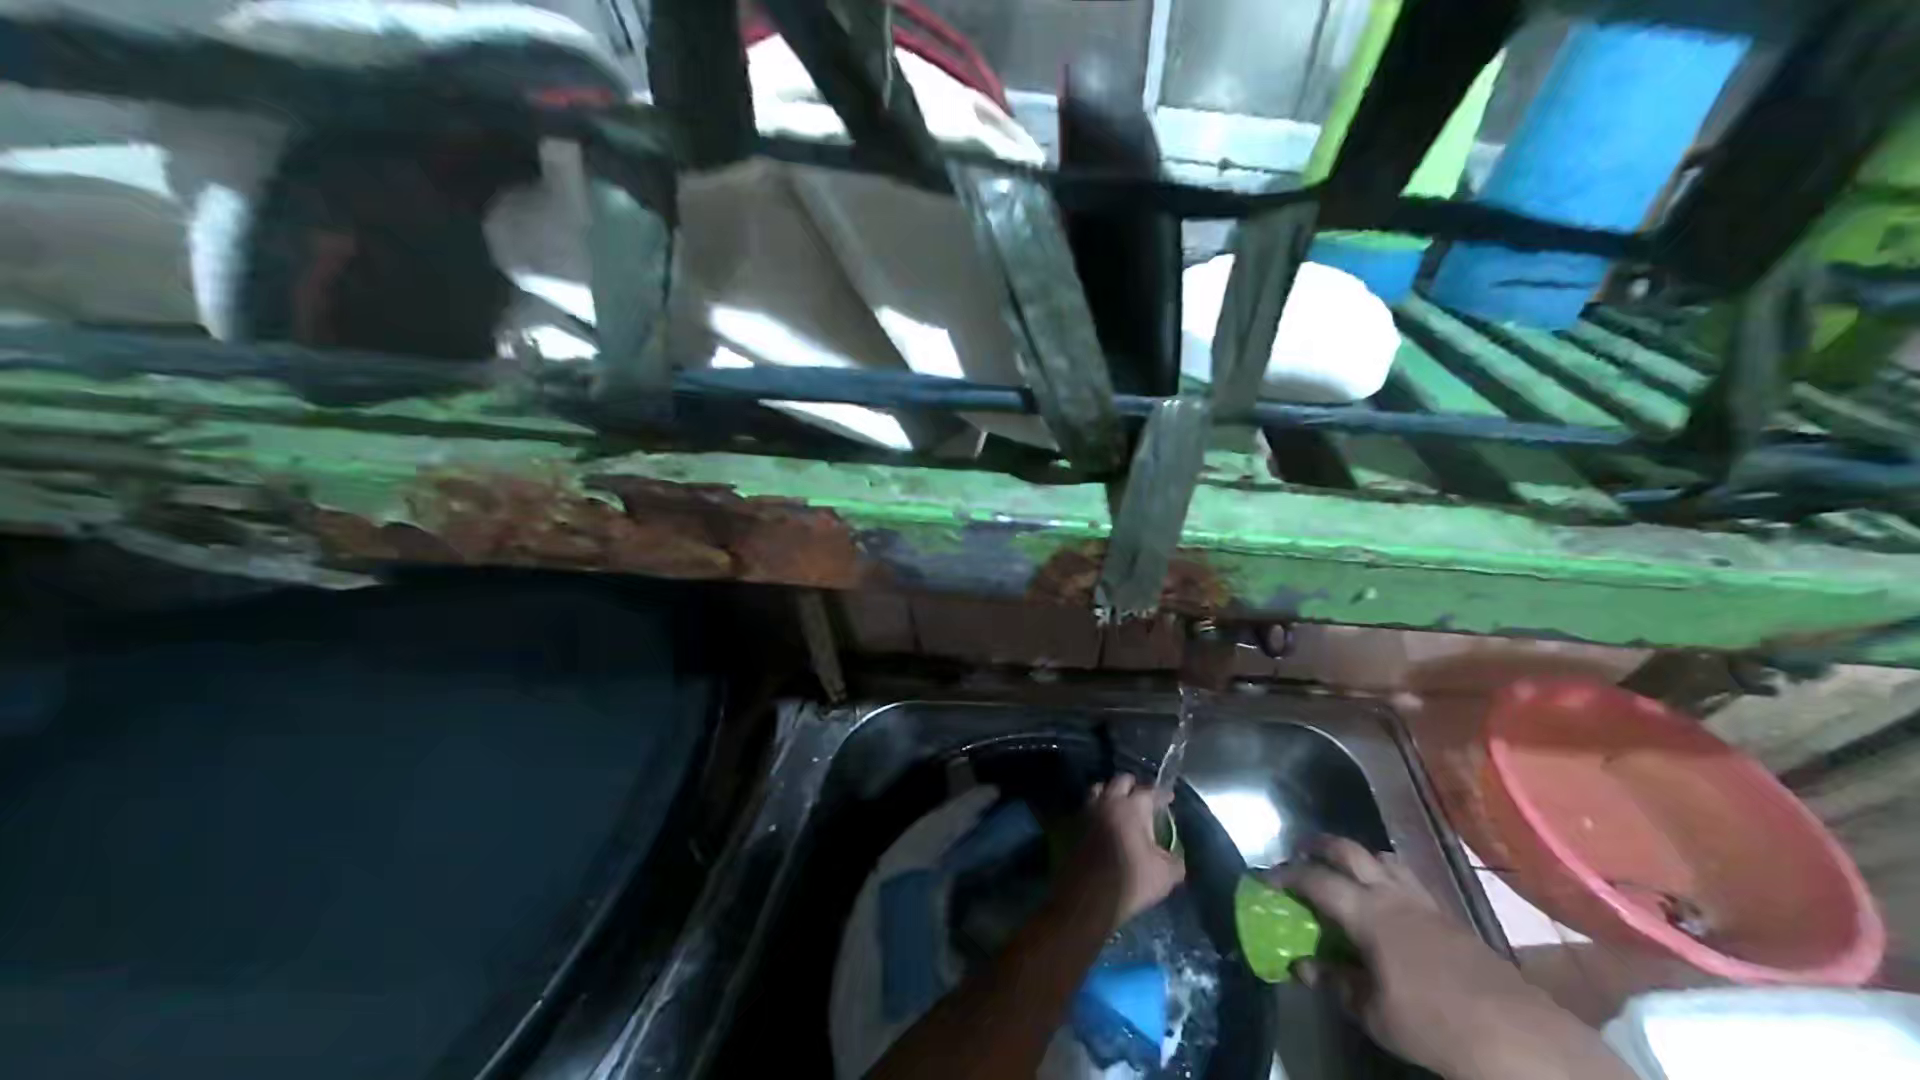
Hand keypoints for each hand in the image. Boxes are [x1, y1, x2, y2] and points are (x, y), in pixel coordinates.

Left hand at [1065, 773, 1185, 932]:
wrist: (1090, 897)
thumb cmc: (1132, 880)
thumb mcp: (1166, 874)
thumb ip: (1175, 860)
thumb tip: (1175, 857)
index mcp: (1132, 807)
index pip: (1150, 791)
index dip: (1162, 794)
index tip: (1169, 797)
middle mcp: (1109, 802)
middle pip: (1121, 781)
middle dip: (1134, 785)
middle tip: (1143, 797)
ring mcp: (1088, 811)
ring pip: (1099, 789)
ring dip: (1111, 792)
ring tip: (1120, 804)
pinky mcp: (1075, 824)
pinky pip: (1087, 806)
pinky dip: (1097, 807)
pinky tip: (1104, 820)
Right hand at [1265, 837, 1634, 1079]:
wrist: (1521, 1039)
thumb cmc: (1436, 1023)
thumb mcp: (1374, 1013)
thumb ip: (1335, 982)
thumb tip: (1302, 966)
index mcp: (1367, 912)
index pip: (1314, 880)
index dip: (1283, 875)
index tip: (1262, 878)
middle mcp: (1393, 895)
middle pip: (1350, 851)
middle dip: (1319, 846)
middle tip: (1299, 852)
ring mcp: (1425, 903)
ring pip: (1384, 858)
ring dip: (1357, 856)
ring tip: (1343, 871)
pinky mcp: (1450, 918)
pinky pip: (1408, 879)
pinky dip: (1386, 876)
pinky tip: (1386, 903)